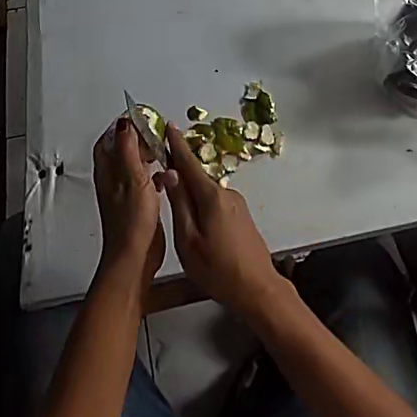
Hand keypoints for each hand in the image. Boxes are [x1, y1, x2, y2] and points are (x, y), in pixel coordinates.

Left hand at [92, 118, 164, 283]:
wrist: (135, 256)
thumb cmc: (133, 219)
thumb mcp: (133, 178)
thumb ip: (128, 149)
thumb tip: (124, 121)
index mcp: (107, 170)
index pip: (109, 138)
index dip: (123, 125)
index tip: (142, 116)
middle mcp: (112, 179)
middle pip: (122, 149)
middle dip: (138, 137)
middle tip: (157, 131)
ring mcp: (124, 192)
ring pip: (134, 164)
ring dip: (148, 154)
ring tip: (165, 149)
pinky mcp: (137, 204)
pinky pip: (145, 180)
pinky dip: (155, 173)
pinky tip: (167, 175)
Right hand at [157, 121, 287, 318]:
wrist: (257, 289)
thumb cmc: (218, 270)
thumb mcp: (188, 240)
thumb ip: (179, 204)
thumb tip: (170, 173)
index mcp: (211, 197)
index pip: (189, 163)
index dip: (177, 145)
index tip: (168, 126)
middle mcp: (226, 194)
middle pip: (197, 178)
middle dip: (179, 172)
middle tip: (159, 171)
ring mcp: (236, 204)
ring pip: (206, 193)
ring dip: (190, 193)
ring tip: (173, 207)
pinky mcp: (241, 216)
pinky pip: (215, 202)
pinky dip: (201, 204)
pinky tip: (194, 221)